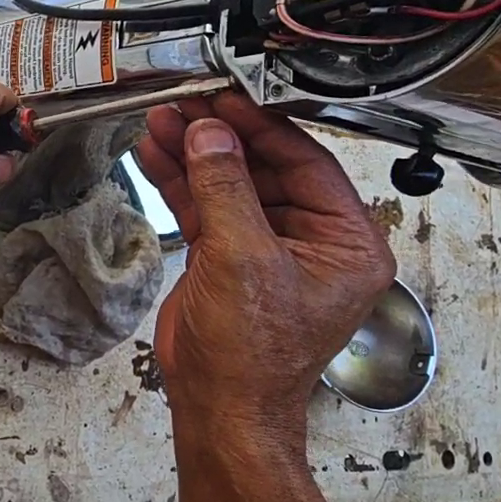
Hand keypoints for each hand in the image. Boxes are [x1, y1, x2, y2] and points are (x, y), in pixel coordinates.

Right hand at [134, 90, 394, 436]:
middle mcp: (309, 239)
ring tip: (161, 123)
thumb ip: (225, 190)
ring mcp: (264, 246)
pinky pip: (204, 205)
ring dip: (193, 154)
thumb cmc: (252, 354)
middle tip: (184, 107)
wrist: (217, 403)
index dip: (261, 128)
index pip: (306, 163)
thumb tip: (211, 135)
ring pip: (227, 183)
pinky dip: (179, 181)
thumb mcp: (243, 260)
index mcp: (344, 242)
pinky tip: (156, 155)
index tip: (225, 99)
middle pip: (262, 168)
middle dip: (219, 138)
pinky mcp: (225, 255)